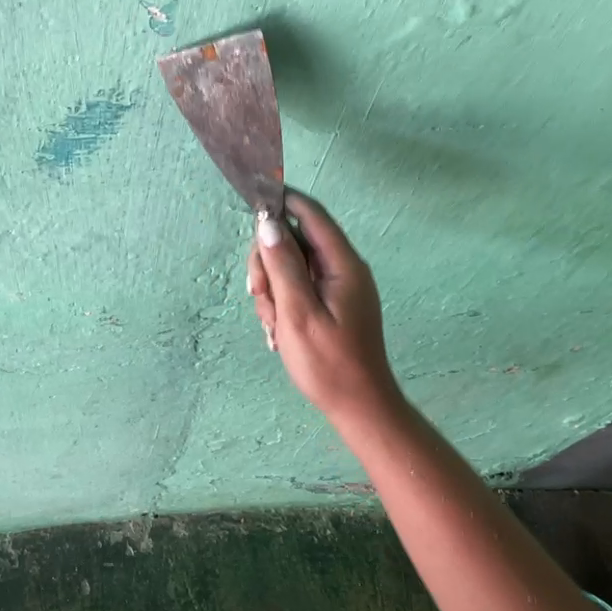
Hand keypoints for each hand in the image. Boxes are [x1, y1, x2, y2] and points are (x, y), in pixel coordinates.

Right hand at [247, 190, 401, 423]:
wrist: (358, 408)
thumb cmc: (328, 363)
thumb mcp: (297, 313)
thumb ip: (282, 265)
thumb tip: (267, 223)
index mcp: (343, 265)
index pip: (311, 214)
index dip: (282, 202)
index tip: (253, 202)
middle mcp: (343, 268)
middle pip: (294, 241)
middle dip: (268, 264)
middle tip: (260, 296)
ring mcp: (337, 287)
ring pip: (290, 266)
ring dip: (272, 290)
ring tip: (273, 324)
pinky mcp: (330, 303)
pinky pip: (297, 287)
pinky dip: (282, 303)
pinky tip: (279, 330)